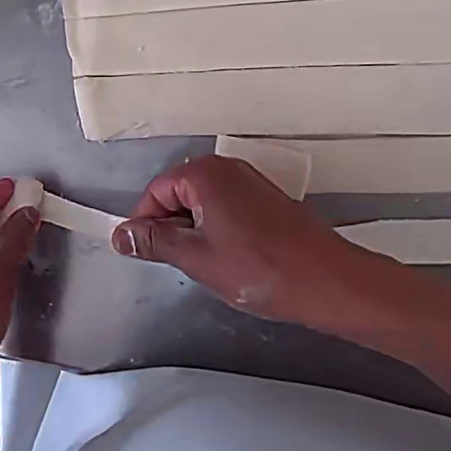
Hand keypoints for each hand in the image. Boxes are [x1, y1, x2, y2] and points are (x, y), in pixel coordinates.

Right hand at [113, 155, 382, 326]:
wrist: (326, 281)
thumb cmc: (263, 269)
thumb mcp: (196, 258)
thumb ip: (153, 242)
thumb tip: (123, 234)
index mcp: (204, 174)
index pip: (155, 191)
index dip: (145, 223)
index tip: (142, 250)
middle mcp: (226, 168)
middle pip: (178, 192)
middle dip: (171, 226)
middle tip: (178, 261)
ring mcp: (249, 181)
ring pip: (202, 201)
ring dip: (195, 229)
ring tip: (208, 263)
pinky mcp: (265, 197)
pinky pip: (226, 205)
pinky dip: (218, 228)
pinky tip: (230, 257)